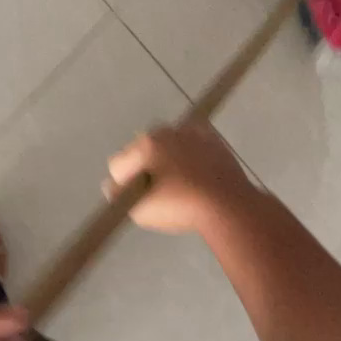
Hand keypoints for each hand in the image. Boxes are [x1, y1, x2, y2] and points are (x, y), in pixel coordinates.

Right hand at [105, 121, 259, 234]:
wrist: (228, 204)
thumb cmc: (179, 206)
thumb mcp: (139, 210)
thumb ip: (118, 195)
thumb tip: (113, 185)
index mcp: (147, 144)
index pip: (118, 164)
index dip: (122, 185)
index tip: (136, 199)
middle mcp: (168, 131)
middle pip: (142, 150)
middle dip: (144, 167)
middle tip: (157, 192)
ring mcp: (193, 132)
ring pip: (167, 145)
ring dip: (166, 161)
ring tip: (178, 186)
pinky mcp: (214, 139)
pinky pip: (191, 146)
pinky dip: (188, 157)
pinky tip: (195, 177)